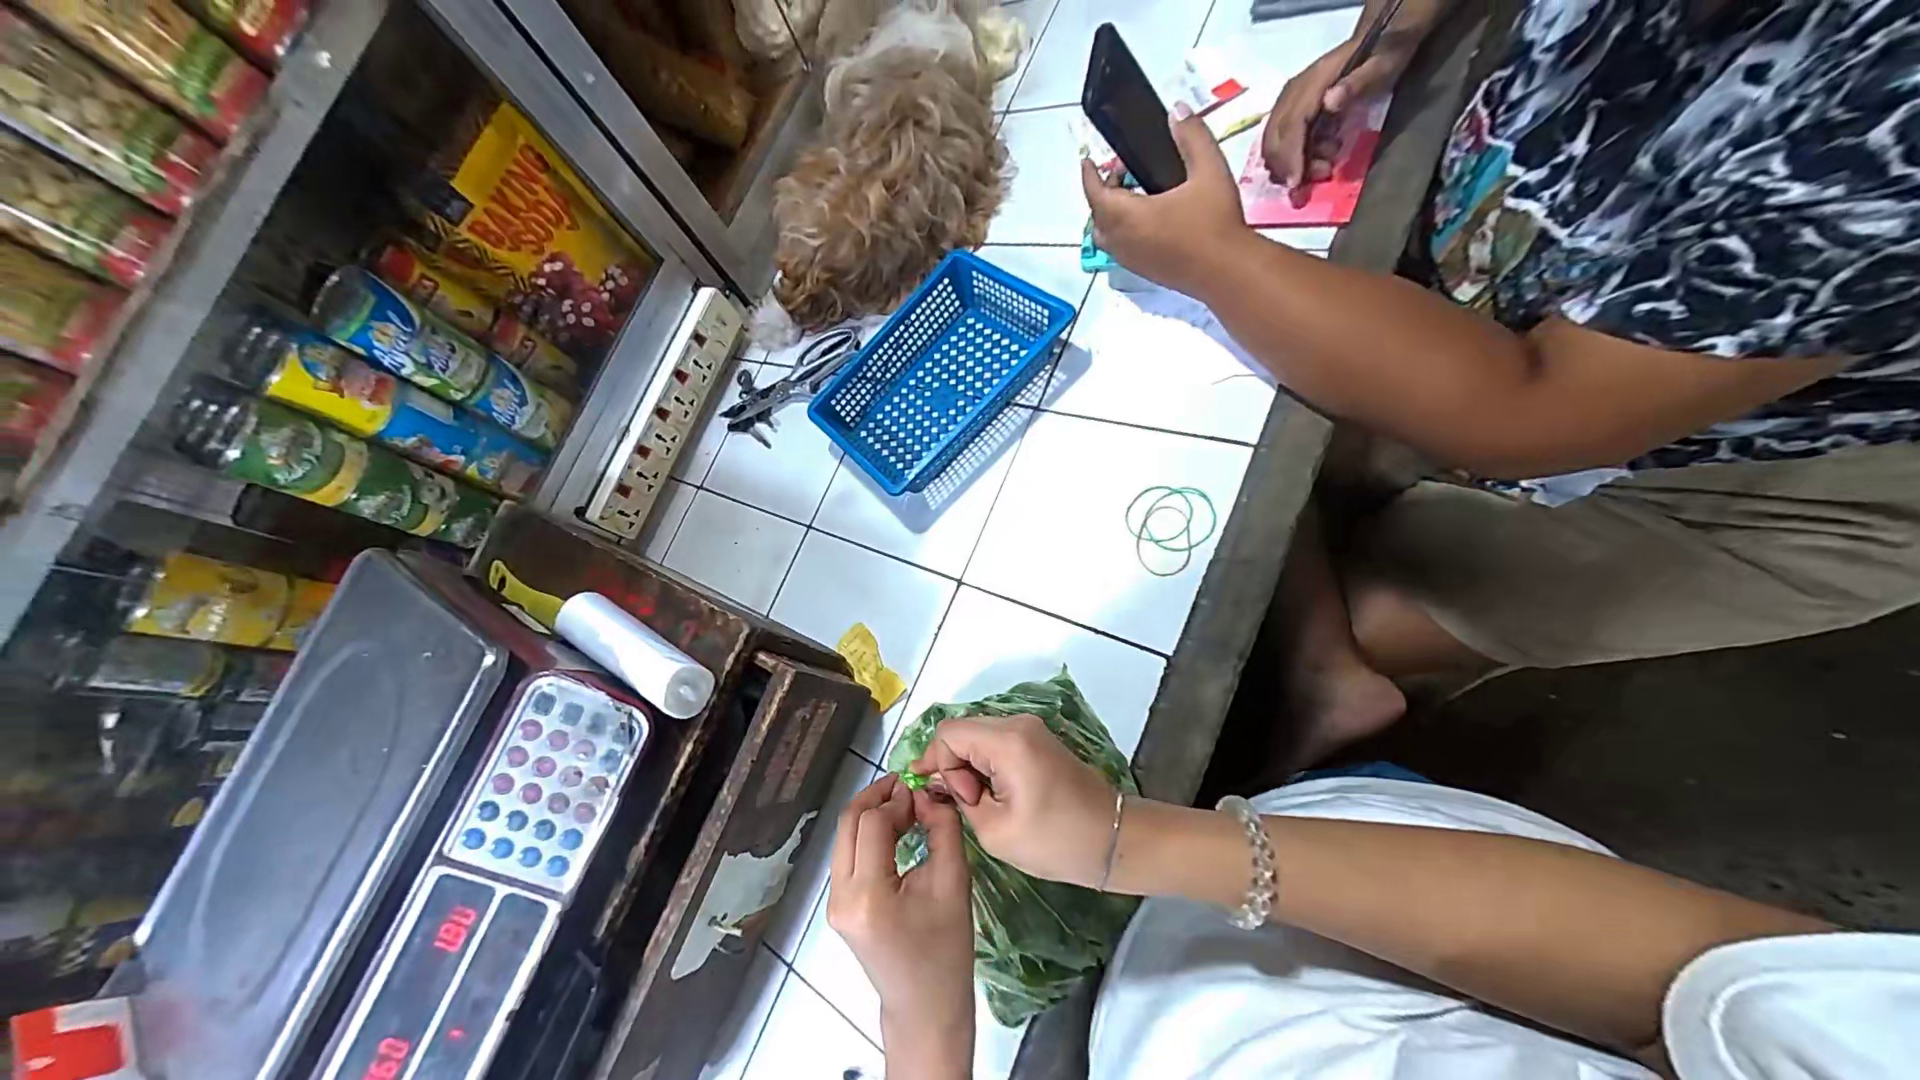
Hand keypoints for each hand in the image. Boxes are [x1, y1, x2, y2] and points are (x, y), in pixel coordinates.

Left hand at [826, 776, 974, 1066]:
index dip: (896, 799)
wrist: (925, 1007)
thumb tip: (927, 793)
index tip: (923, 791)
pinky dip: (868, 833)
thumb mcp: (954, 882)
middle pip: (847, 824)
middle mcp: (841, 896)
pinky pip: (847, 854)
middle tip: (906, 784)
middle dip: (876, 796)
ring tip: (905, 804)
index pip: (872, 823)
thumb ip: (942, 829)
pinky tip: (894, 828)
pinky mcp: (838, 906)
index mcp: (868, 894)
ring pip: (844, 837)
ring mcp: (834, 903)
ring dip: (871, 813)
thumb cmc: (946, 949)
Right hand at [910, 714, 1118, 888]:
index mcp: (1008, 741)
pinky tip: (990, 791)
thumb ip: (960, 798)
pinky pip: (995, 741)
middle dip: (952, 764)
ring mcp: (1030, 728)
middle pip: (961, 730)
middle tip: (963, 802)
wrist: (1112, 839)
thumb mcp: (994, 829)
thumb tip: (942, 781)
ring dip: (968, 764)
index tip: (960, 799)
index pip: (948, 733)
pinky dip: (985, 762)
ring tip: (978, 801)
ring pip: (976, 735)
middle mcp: (1018, 723)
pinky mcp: (1037, 739)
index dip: (942, 765)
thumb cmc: (1054, 841)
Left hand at [1080, 108, 1248, 297]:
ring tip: (1137, 193)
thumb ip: (1190, 136)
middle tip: (1124, 173)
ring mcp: (1131, 260)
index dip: (1089, 175)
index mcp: (1126, 217)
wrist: (1227, 272)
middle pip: (1098, 215)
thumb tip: (1176, 111)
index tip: (1087, 161)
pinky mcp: (1144, 271)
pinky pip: (1122, 248)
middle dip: (1104, 192)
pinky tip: (1151, 218)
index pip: (1095, 194)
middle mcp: (1122, 242)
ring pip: (1108, 235)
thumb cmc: (1215, 222)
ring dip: (1114, 213)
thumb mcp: (1208, 170)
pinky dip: (1125, 230)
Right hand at [1262, 33, 1411, 193]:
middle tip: (1304, 189)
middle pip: (1274, 139)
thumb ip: (1357, 83)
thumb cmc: (1381, 57)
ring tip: (1321, 170)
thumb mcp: (1379, 66)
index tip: (1295, 183)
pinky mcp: (1290, 114)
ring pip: (1273, 145)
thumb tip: (1329, 102)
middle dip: (1285, 168)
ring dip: (1289, 167)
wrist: (1377, 42)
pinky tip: (1312, 163)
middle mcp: (1292, 94)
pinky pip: (1279, 144)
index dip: (1290, 156)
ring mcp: (1288, 105)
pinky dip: (1290, 161)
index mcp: (1310, 83)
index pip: (1290, 125)